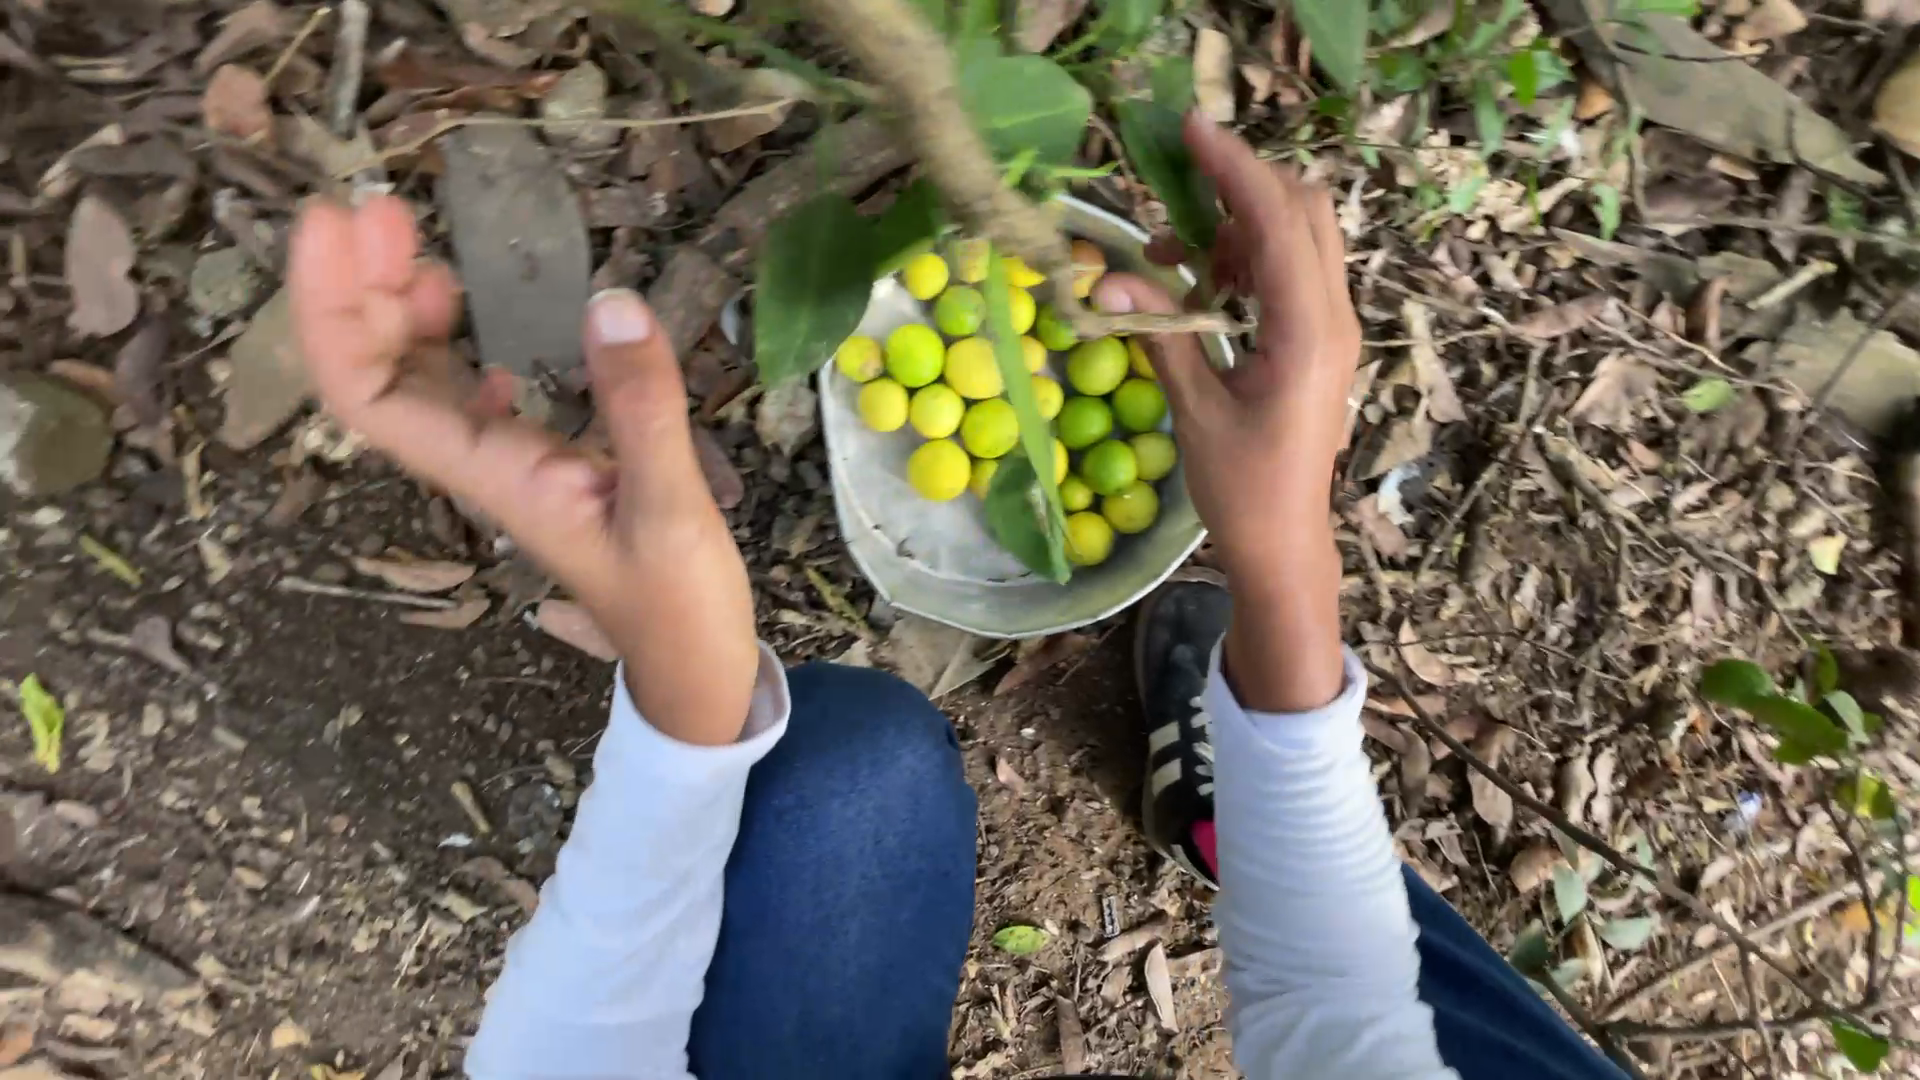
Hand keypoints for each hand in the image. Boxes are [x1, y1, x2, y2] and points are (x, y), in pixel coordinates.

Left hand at [288, 196, 759, 745]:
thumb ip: (643, 410)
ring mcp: (518, 472)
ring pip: (427, 389)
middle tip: (389, 214)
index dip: (335, 308)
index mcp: (496, 478)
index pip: (370, 392)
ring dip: (408, 315)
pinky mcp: (553, 473)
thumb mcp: (670, 506)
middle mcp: (488, 471)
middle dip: (364, 291)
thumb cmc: (678, 599)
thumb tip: (613, 301)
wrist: (694, 660)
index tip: (341, 224)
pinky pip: (480, 405)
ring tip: (425, 250)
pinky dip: (465, 356)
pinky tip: (486, 333)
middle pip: (382, 379)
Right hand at [1092, 114, 1358, 710]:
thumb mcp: (1194, 411)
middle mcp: (1332, 317)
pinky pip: (1288, 275)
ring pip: (1298, 239)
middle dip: (1239, 189)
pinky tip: (1201, 290)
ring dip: (1236, 230)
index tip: (1190, 132)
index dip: (1233, 170)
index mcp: (1307, 333)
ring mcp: (1329, 328)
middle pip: (1303, 212)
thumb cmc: (1240, 489)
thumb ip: (1161, 335)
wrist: (1282, 542)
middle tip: (1173, 200)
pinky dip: (1244, 263)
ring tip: (1171, 260)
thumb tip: (1109, 281)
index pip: (1277, 223)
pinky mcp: (1316, 341)